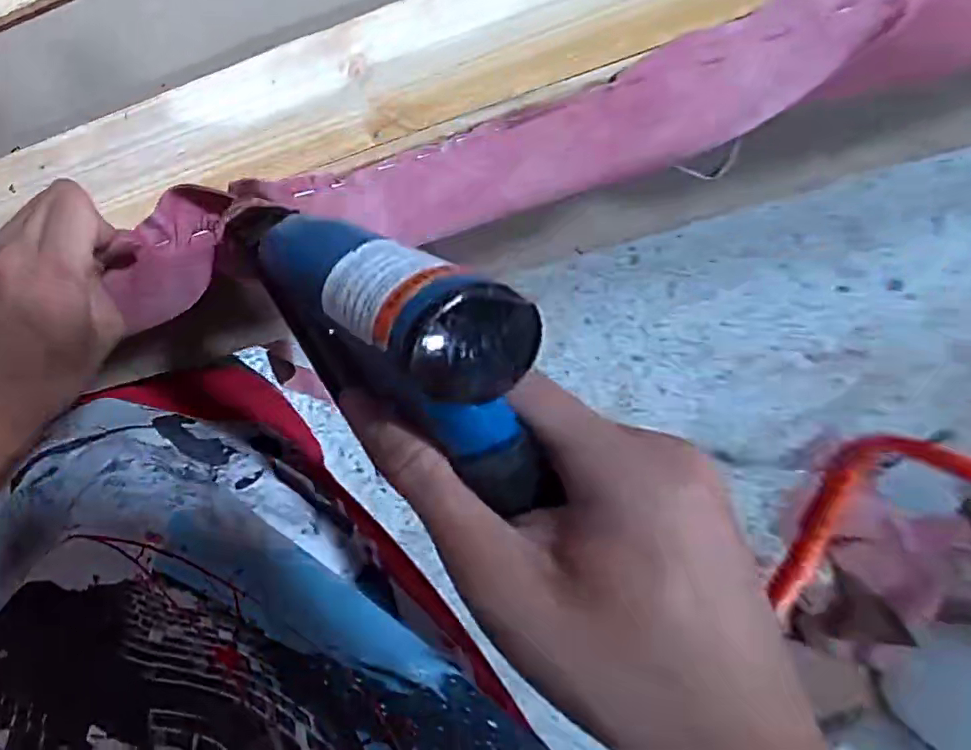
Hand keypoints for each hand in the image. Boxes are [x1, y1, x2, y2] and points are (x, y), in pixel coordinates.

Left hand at [0, 180, 125, 450]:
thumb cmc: (56, 372)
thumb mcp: (106, 328)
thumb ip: (114, 275)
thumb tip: (120, 244)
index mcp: (52, 271)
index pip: (73, 200)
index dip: (98, 224)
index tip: (103, 259)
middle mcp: (14, 251)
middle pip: (56, 195)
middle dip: (80, 220)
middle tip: (85, 260)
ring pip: (35, 207)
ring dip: (56, 228)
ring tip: (59, 268)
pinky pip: (16, 227)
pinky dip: (34, 239)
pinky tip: (35, 274)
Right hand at [342, 374, 820, 749]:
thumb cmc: (607, 665)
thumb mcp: (492, 571)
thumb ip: (420, 477)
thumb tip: (357, 400)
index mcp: (627, 456)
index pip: (505, 379)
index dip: (439, 385)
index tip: (395, 411)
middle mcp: (662, 447)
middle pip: (529, 412)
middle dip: (474, 443)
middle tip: (454, 500)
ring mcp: (683, 476)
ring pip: (554, 440)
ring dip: (508, 469)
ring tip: (501, 533)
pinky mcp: (686, 504)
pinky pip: (588, 467)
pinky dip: (547, 487)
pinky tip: (546, 542)